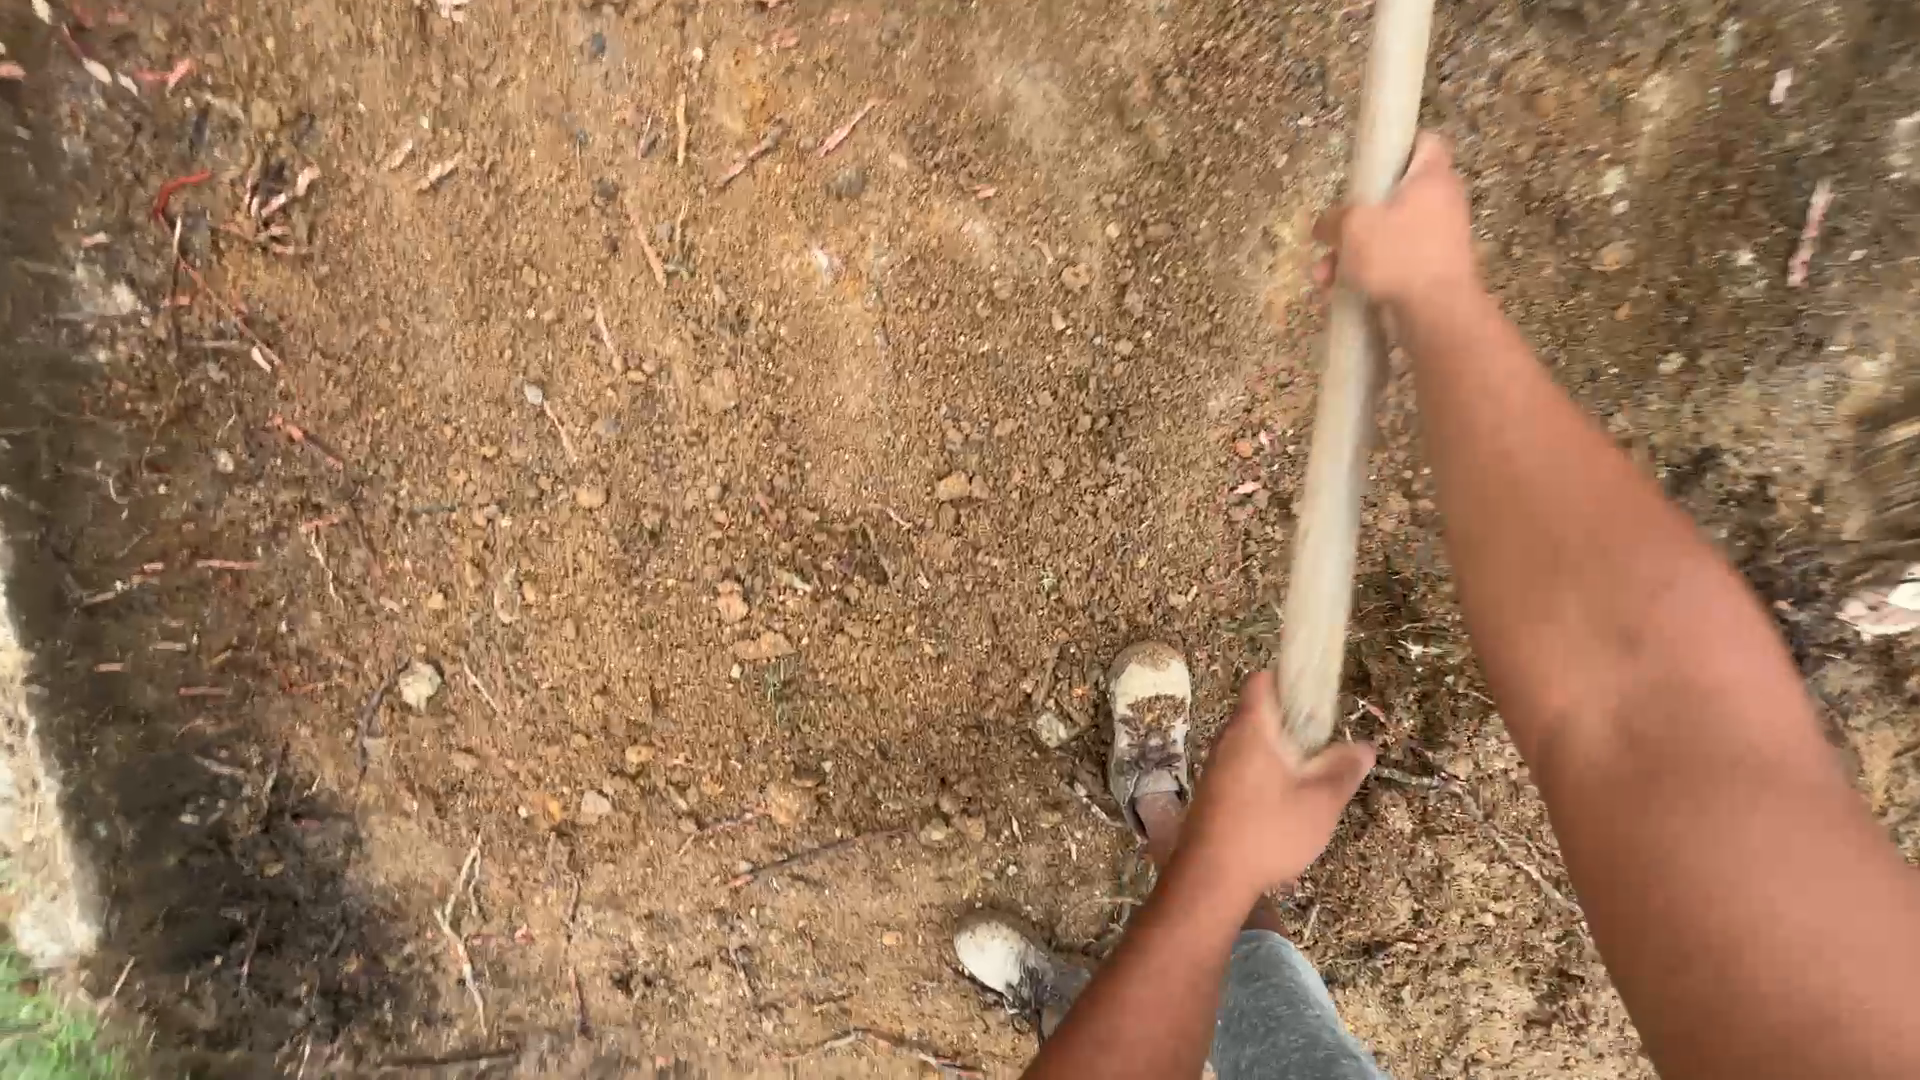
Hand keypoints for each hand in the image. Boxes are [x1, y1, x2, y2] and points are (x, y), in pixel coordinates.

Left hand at [1174, 671, 1374, 900]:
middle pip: (1259, 711)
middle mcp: (1227, 738)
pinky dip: (1267, 768)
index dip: (1288, 679)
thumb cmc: (1268, 831)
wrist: (1211, 873)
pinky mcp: (1213, 788)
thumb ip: (1343, 770)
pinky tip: (1288, 797)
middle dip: (1293, 721)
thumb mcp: (1319, 803)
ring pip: (1252, 741)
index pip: (1261, 681)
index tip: (1318, 695)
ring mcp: (1216, 763)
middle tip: (1326, 741)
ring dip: (1281, 749)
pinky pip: (1243, 763)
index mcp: (1250, 728)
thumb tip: (1364, 747)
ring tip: (1313, 772)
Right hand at [1312, 132, 1480, 315]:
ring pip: (1385, 235)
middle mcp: (1440, 201)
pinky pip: (1391, 261)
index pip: (1424, 142)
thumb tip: (1323, 224)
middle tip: (1329, 235)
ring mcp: (1438, 237)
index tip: (1369, 165)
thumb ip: (1333, 219)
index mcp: (1430, 177)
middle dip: (1353, 219)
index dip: (1396, 147)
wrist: (1435, 308)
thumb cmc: (1398, 254)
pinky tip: (1338, 291)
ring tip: (1324, 275)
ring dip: (1350, 253)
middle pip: (1392, 197)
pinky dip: (1366, 272)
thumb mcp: (1352, 228)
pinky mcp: (1430, 268)